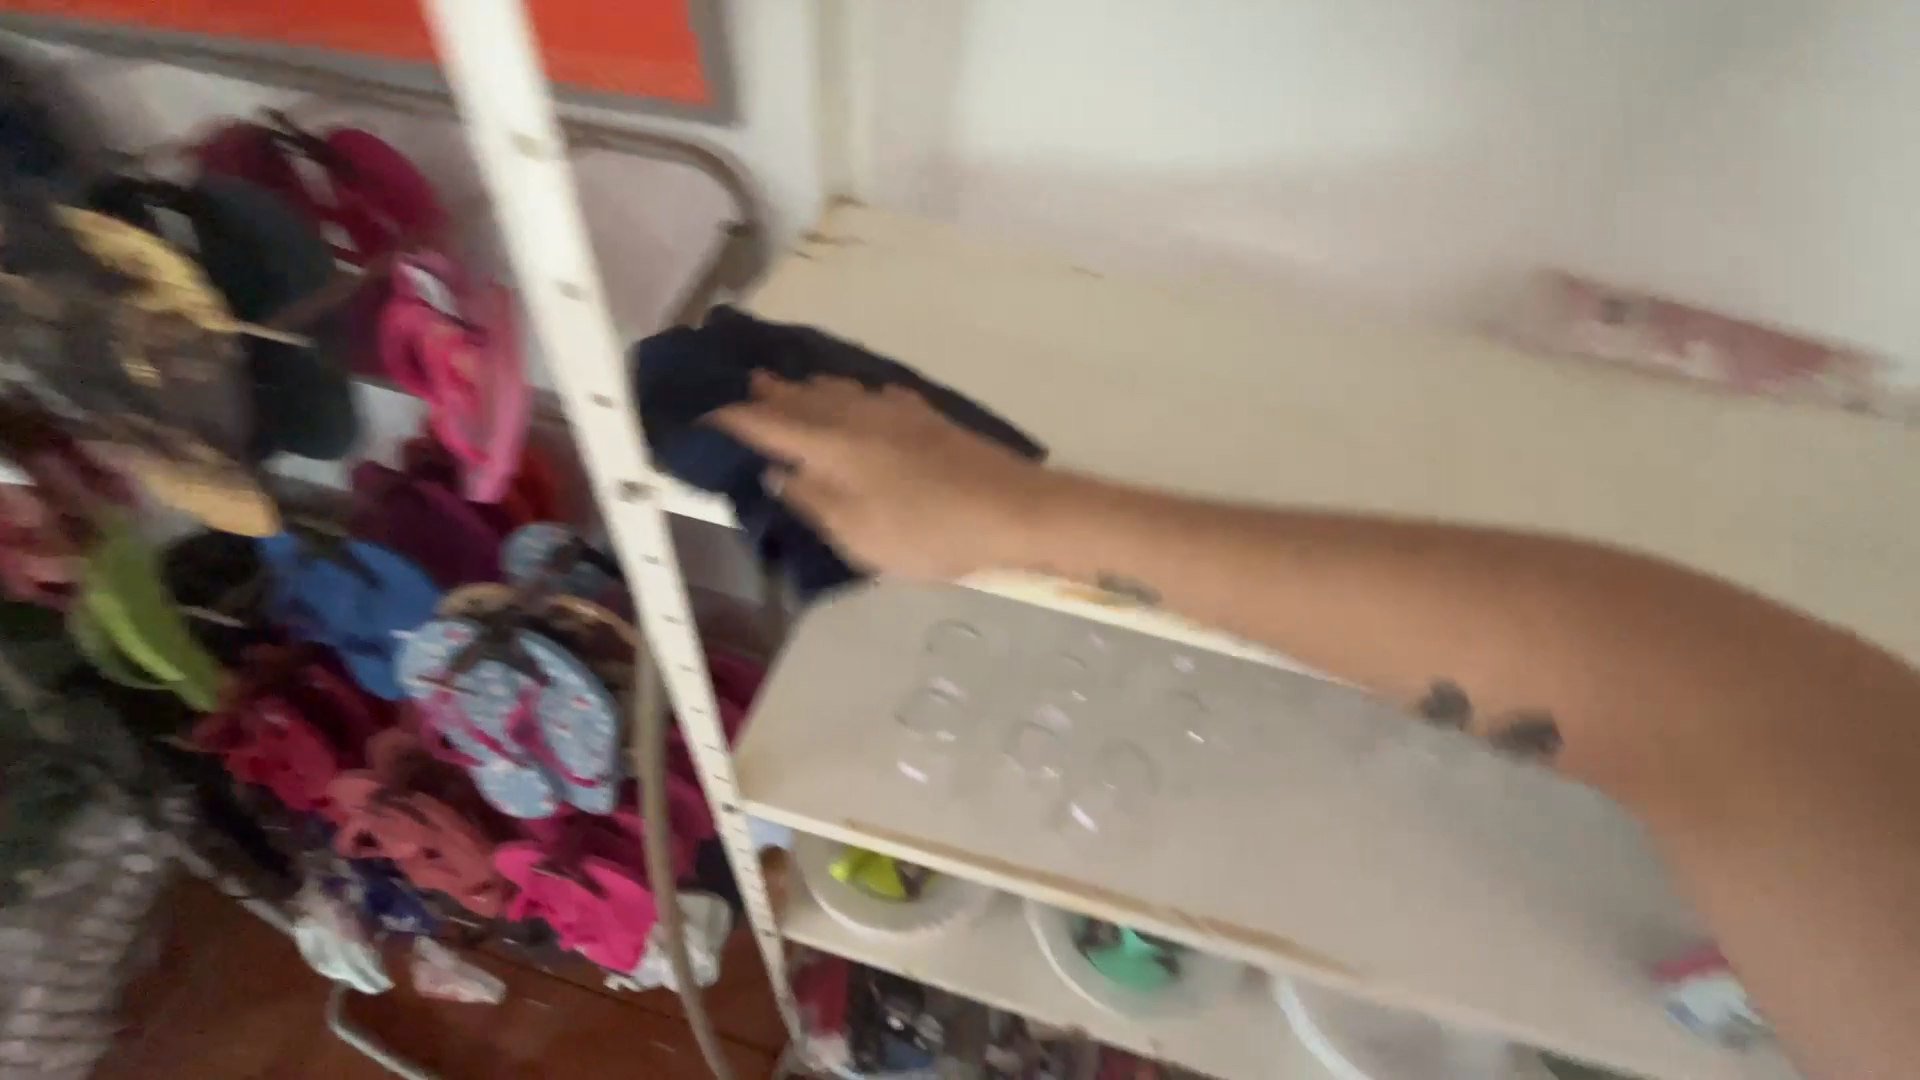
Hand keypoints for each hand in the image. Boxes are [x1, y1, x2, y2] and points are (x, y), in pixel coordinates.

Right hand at [706, 374, 1048, 579]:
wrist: (1009, 509)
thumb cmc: (927, 532)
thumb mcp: (857, 535)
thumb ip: (813, 501)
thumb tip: (778, 472)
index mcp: (833, 447)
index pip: (770, 426)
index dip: (737, 419)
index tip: (709, 413)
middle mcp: (858, 418)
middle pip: (805, 400)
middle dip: (772, 393)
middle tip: (747, 381)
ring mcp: (896, 413)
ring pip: (840, 392)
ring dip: (810, 388)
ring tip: (793, 384)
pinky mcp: (926, 417)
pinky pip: (874, 396)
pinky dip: (853, 395)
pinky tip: (860, 399)